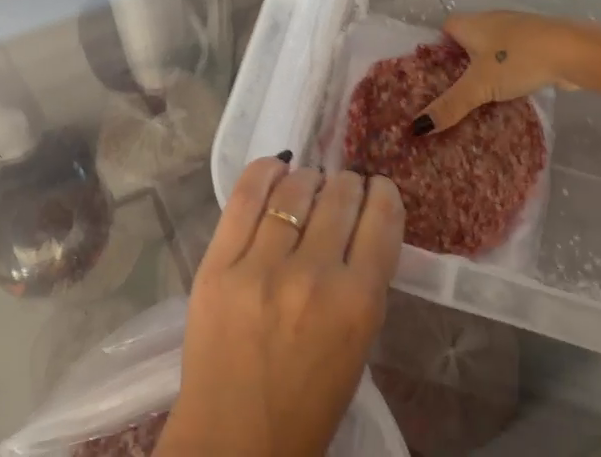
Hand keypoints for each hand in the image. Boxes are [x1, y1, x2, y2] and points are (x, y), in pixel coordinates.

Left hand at [158, 157, 403, 456]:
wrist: (234, 442)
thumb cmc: (308, 403)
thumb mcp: (358, 342)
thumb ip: (362, 280)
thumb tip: (359, 220)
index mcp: (358, 302)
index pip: (382, 216)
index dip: (382, 193)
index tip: (376, 191)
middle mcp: (313, 276)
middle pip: (340, 194)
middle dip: (347, 186)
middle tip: (340, 193)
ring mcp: (260, 268)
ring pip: (295, 187)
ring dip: (309, 180)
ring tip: (307, 188)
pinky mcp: (217, 266)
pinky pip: (245, 197)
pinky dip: (266, 173)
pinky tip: (275, 171)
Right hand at [415, 11, 581, 133]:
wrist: (573, 51)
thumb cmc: (518, 59)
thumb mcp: (479, 85)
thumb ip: (449, 105)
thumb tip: (416, 128)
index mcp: (472, 23)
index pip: (444, 30)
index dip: (436, 50)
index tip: (430, 77)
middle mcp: (492, 22)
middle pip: (467, 41)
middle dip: (458, 65)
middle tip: (448, 95)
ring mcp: (517, 32)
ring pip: (491, 52)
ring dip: (484, 71)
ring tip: (474, 100)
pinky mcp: (537, 46)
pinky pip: (512, 61)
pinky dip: (506, 76)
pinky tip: (505, 96)